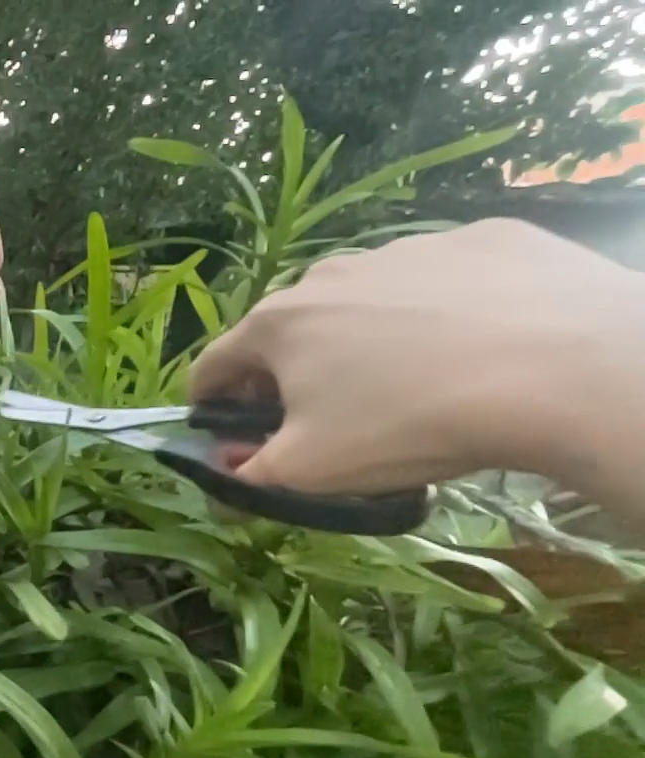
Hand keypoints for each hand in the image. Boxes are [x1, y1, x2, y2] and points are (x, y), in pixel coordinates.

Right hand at [191, 218, 644, 493]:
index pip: (211, 366)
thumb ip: (242, 479)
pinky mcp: (491, 238)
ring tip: (410, 384)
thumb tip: (219, 486)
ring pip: (361, 304)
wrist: (579, 375)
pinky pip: (440, 282)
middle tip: (325, 419)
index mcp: (274, 324)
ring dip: (360, 342)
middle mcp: (329, 274)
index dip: (210, 407)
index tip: (235, 436)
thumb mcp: (305, 472)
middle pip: (284, 333)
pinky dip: (439, 313)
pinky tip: (474, 349)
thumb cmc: (409, 423)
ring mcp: (412, 249)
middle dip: (288, 375)